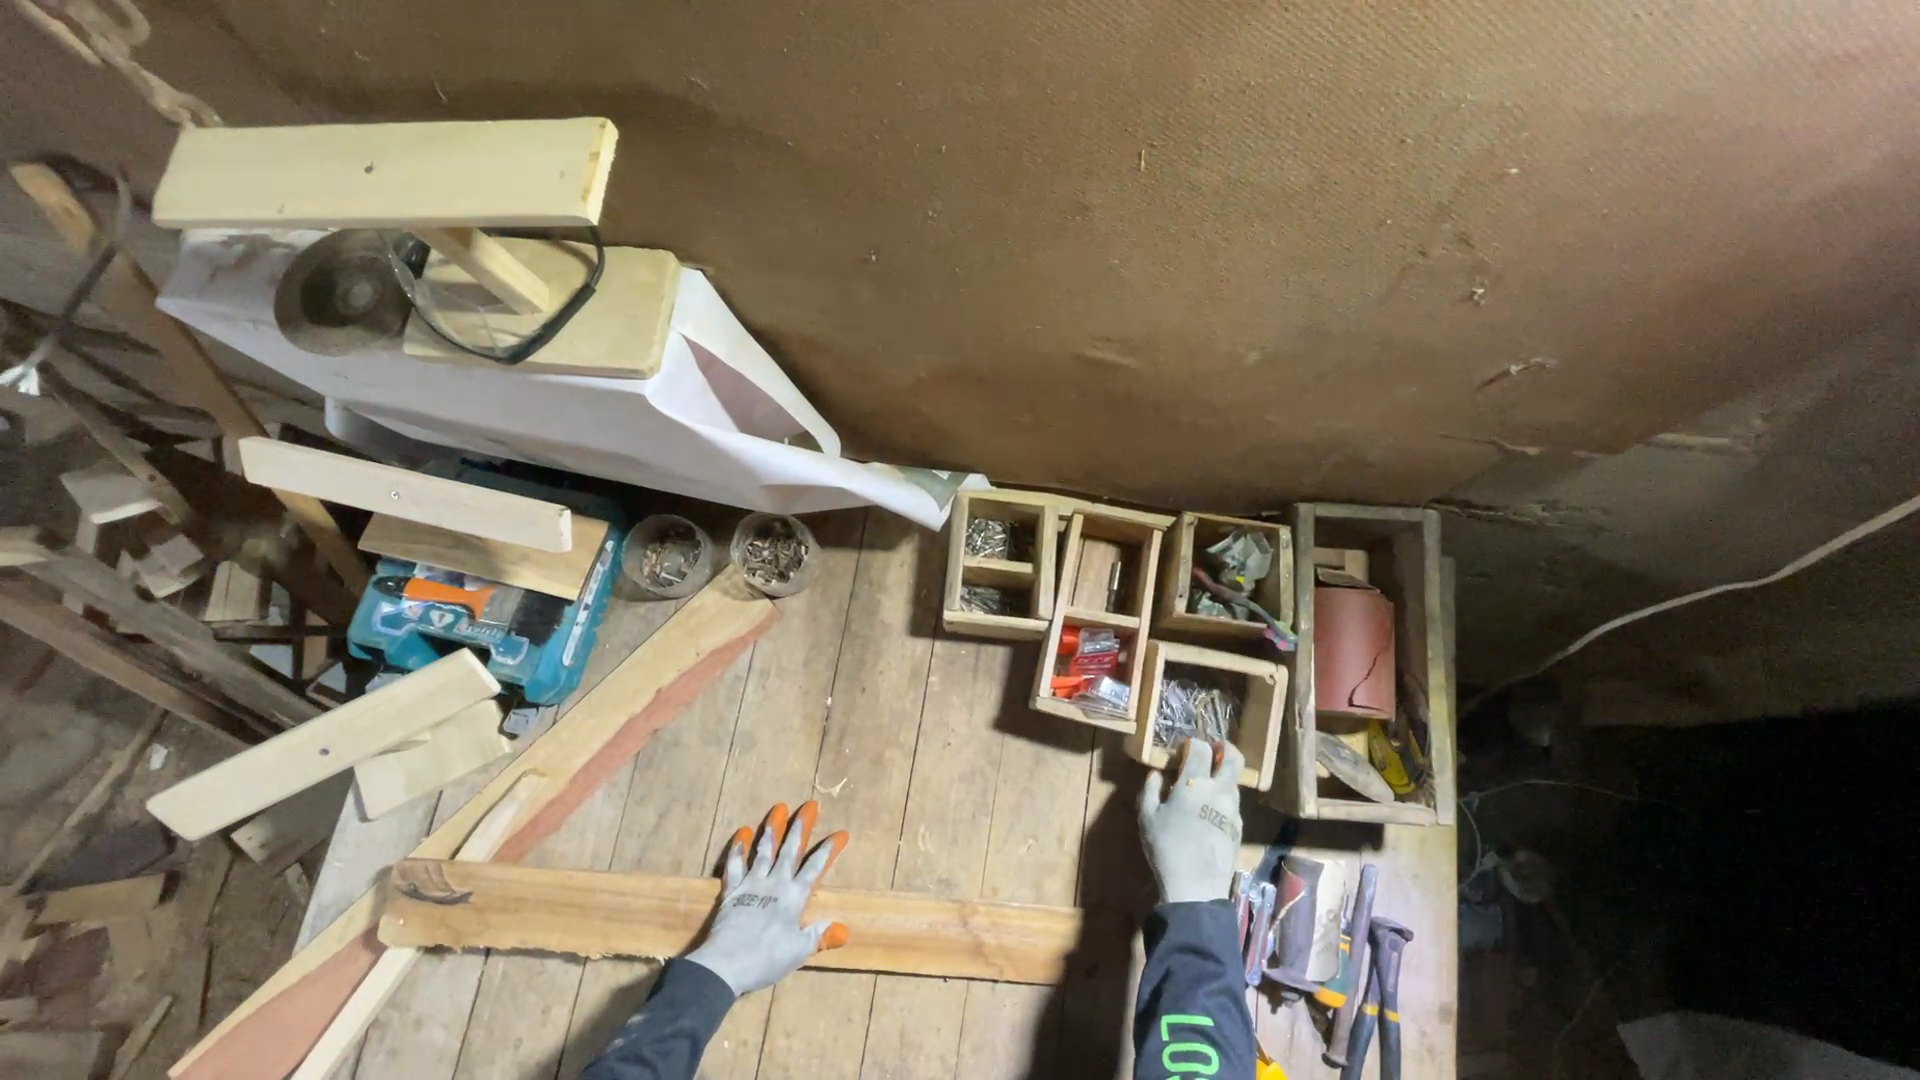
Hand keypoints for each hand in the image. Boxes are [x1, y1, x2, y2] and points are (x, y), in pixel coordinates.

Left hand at [685, 800, 849, 995]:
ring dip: (772, 829)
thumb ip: (820, 936)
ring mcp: (752, 884)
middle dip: (801, 827)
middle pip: (790, 851)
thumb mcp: (799, 952)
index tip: (840, 833)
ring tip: (779, 808)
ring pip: (764, 851)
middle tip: (809, 805)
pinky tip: (742, 832)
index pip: (815, 868)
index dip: (828, 850)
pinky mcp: (732, 891)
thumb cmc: (766, 959)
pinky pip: (735, 865)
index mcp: (794, 897)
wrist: (725, 964)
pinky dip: (738, 849)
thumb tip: (844, 929)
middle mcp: (775, 883)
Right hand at [1137, 738, 1243, 904]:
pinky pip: (1234, 803)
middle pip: (1233, 758)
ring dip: (1224, 775)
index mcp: (1195, 782)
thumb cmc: (1166, 847)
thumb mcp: (1147, 817)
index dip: (1193, 743)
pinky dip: (1224, 797)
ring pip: (1234, 781)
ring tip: (1206, 783)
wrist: (1196, 886)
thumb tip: (1157, 775)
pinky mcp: (1239, 828)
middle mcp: (1220, 790)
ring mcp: (1234, 809)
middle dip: (1224, 748)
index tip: (1184, 748)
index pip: (1201, 749)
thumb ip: (1151, 790)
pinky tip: (1210, 809)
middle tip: (1212, 749)